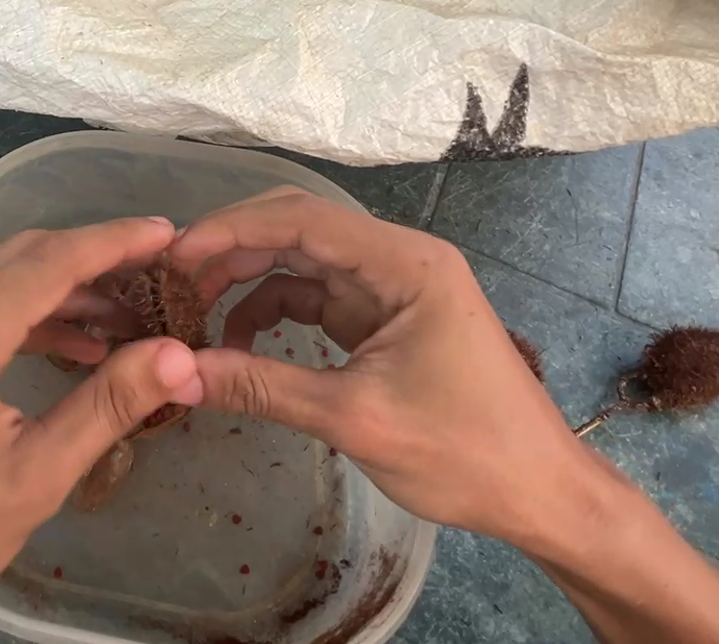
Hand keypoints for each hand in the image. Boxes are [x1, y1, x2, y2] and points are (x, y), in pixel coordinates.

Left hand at [0, 217, 203, 643]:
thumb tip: (178, 357)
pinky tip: (74, 345)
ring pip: (2, 275)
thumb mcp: (32, 479)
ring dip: (65, 287)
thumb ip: (106, 407)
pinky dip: (30, 312)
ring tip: (128, 316)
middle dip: (96, 257)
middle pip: (26, 255)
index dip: (115, 241)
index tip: (168, 233)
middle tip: (158, 271)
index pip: (50, 262)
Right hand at [174, 188, 718, 643]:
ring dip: (245, 280)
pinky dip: (269, 312)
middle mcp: (394, 258)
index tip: (175, 255)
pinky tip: (238, 345)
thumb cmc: (465, 454)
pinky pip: (310, 295)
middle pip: (296, 227)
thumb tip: (177, 374)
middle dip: (232, 249)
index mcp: (403, 262)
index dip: (231, 230)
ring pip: (298, 260)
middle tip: (174, 279)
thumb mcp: (355, 419)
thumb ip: (261, 388)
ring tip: (195, 312)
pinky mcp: (378, 314)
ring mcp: (386, 284)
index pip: (302, 219)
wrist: (544, 499)